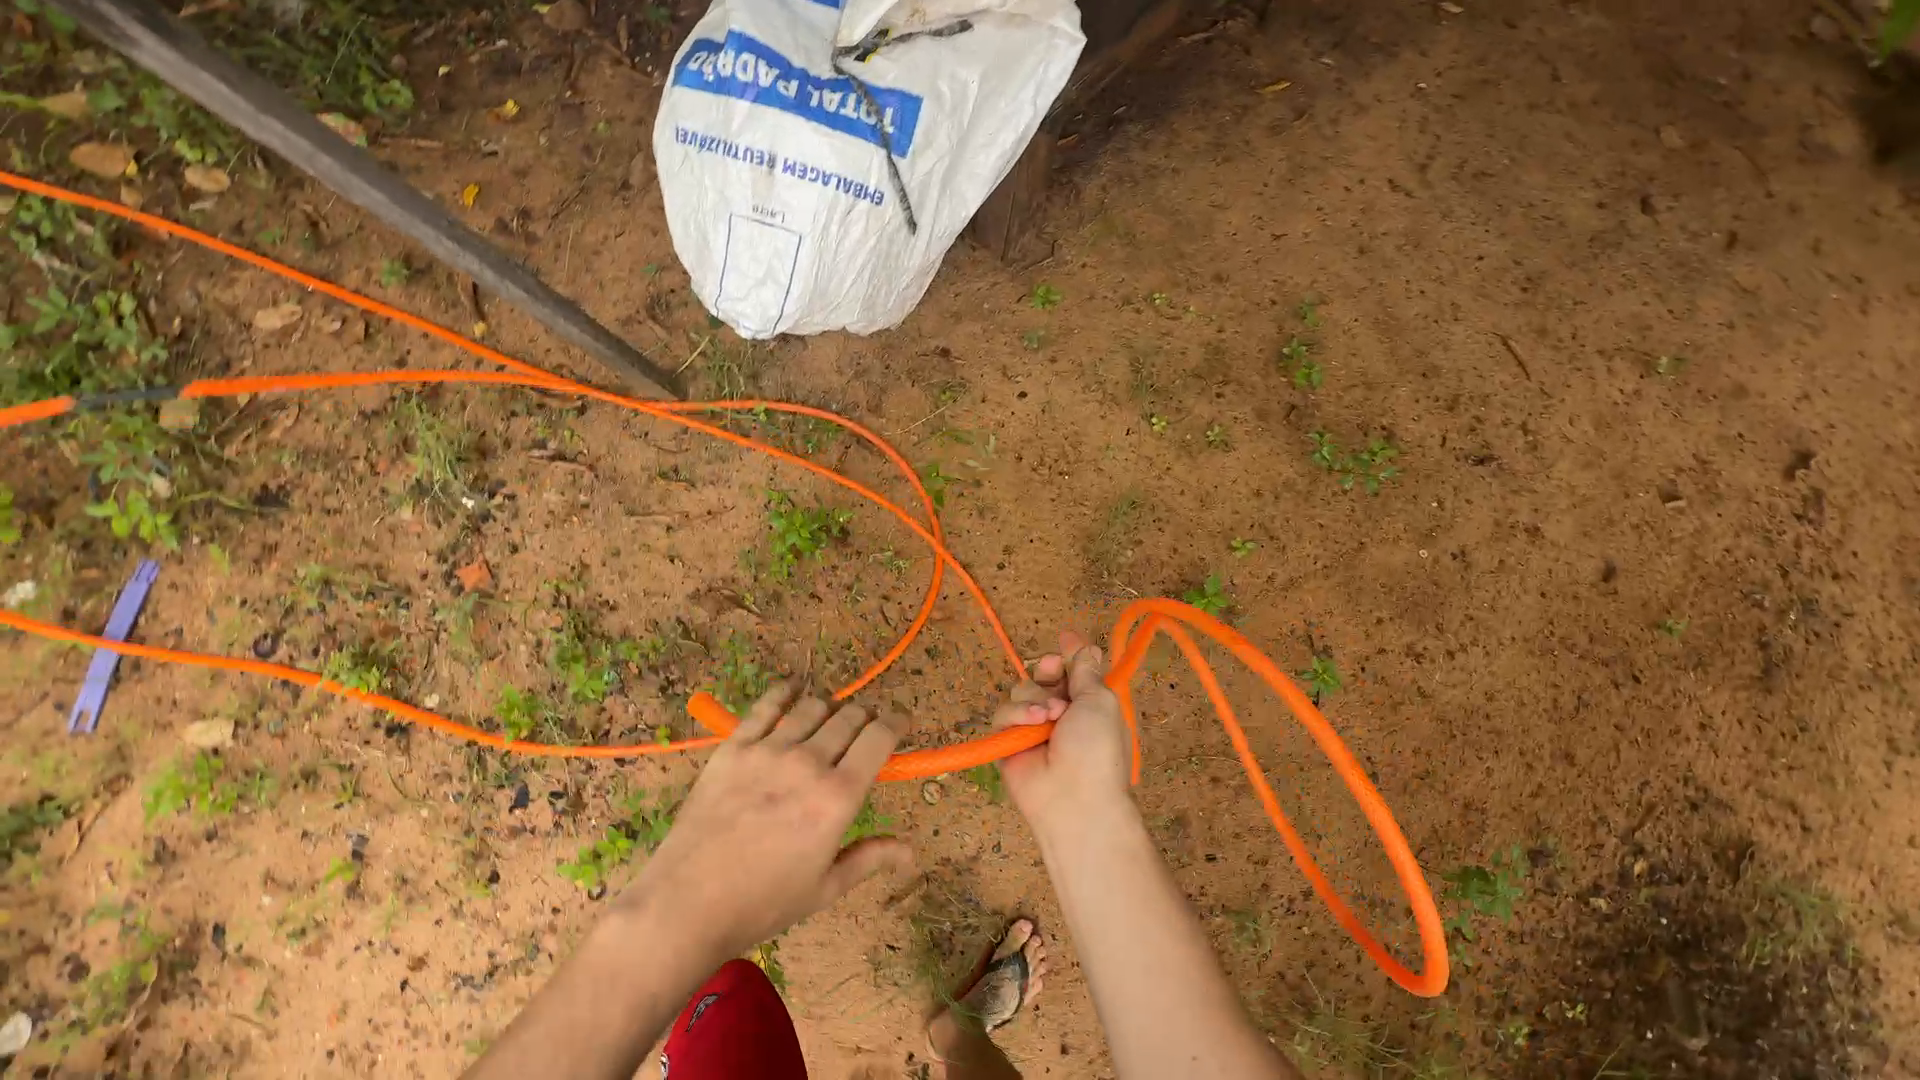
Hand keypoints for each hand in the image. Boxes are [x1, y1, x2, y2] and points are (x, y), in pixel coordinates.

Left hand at [613, 684, 911, 960]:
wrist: (687, 904)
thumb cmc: (762, 904)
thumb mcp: (824, 888)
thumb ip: (868, 859)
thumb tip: (909, 851)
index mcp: (838, 797)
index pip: (880, 737)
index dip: (896, 723)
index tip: (900, 722)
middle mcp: (809, 763)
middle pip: (849, 716)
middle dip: (865, 716)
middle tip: (865, 727)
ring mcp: (768, 751)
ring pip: (812, 706)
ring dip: (830, 707)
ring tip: (829, 717)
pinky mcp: (734, 748)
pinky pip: (766, 706)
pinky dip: (785, 692)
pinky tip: (792, 690)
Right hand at [990, 631, 1133, 835]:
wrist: (1073, 798)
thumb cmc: (1096, 748)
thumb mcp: (1100, 701)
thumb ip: (1085, 671)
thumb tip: (1086, 644)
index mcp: (1089, 703)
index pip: (1073, 670)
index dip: (1068, 654)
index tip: (1065, 636)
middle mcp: (1061, 713)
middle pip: (1043, 674)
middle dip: (1048, 671)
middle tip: (1052, 672)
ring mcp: (1033, 726)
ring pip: (1022, 690)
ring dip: (1036, 698)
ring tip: (1051, 717)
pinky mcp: (1008, 740)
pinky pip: (1004, 712)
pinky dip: (1017, 715)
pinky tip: (1033, 725)